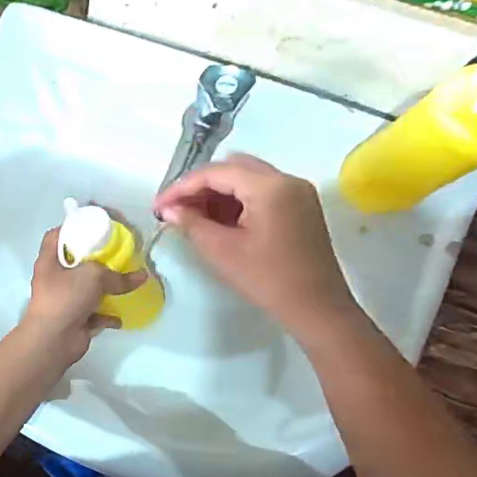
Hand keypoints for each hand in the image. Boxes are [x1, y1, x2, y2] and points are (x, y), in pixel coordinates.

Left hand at [15, 227, 144, 365]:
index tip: (93, 227)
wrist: (54, 340)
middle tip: (116, 253)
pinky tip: (120, 316)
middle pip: (76, 262)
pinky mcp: (75, 320)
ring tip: (125, 282)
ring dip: (105, 288)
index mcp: (49, 261)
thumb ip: (117, 275)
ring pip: (88, 289)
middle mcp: (55, 279)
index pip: (55, 236)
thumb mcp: (93, 276)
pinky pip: (95, 314)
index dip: (71, 228)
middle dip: (96, 259)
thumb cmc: (66, 298)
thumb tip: (142, 276)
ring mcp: (65, 301)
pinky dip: (108, 315)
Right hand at [154, 154, 357, 340]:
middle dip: (201, 186)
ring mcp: (298, 192)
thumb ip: (193, 224)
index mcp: (270, 186)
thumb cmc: (268, 281)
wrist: (317, 308)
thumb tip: (169, 210)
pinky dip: (239, 202)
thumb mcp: (223, 252)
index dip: (182, 186)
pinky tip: (221, 222)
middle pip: (234, 168)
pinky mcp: (302, 207)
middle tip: (176, 211)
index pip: (217, 172)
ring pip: (249, 178)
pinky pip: (264, 192)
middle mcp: (287, 179)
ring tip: (194, 218)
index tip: (159, 206)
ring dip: (219, 193)